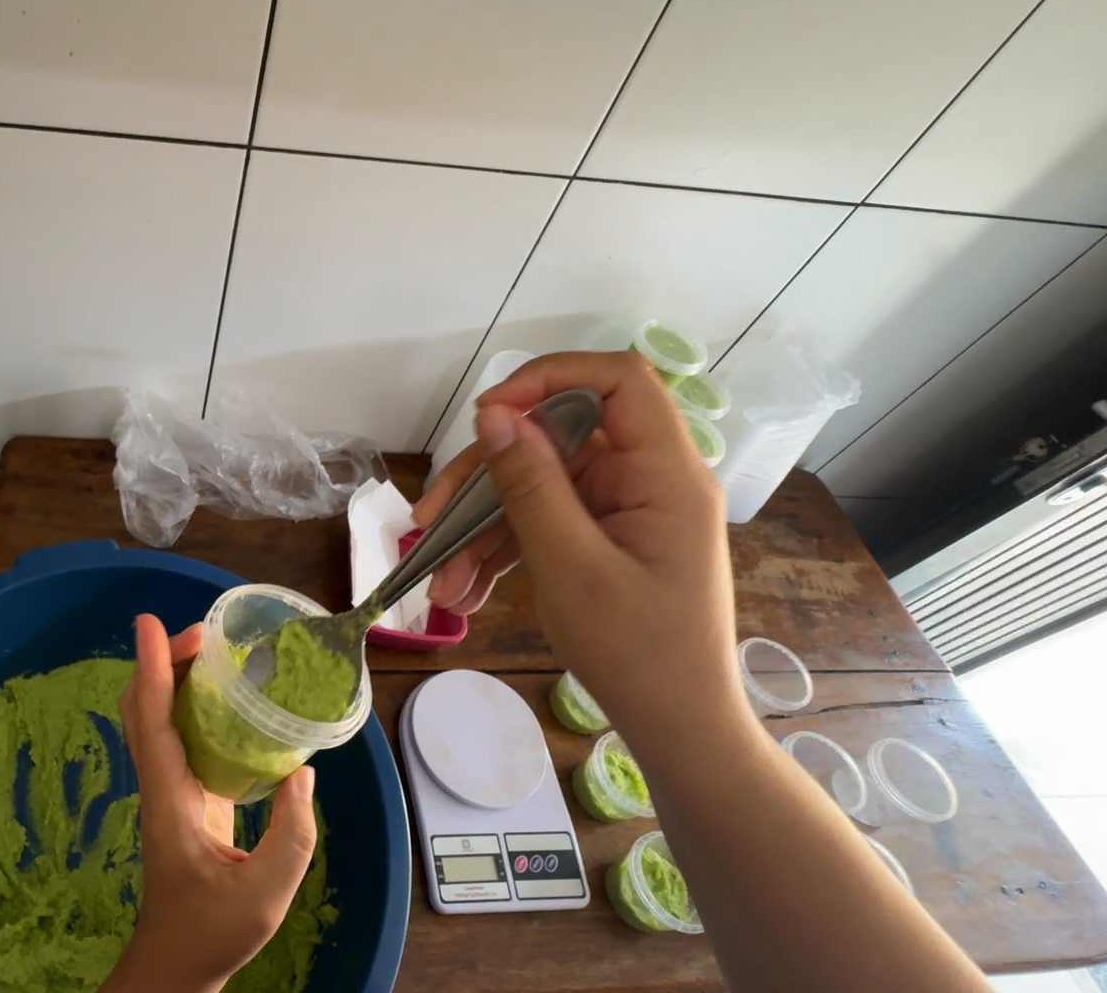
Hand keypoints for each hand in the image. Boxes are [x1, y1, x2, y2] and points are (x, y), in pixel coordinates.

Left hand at [101, 614, 319, 992]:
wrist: (178, 960)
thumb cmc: (213, 931)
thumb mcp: (265, 896)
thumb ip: (291, 837)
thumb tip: (304, 772)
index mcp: (169, 799)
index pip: (151, 720)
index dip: (151, 668)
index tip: (149, 623)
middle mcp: (161, 782)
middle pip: (144, 706)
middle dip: (164, 660)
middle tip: (205, 632)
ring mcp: (170, 785)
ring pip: (157, 714)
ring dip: (176, 675)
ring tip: (216, 649)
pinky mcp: (185, 791)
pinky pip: (179, 731)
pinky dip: (193, 700)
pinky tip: (227, 694)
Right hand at [415, 351, 751, 738]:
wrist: (677, 729)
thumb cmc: (636, 651)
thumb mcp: (570, 565)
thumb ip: (531, 484)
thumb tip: (495, 414)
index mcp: (662, 471)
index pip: (617, 380)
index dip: (548, 378)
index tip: (489, 414)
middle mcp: (644, 477)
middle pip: (554, 438)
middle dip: (485, 476)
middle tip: (429, 517)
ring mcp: (621, 507)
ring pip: (536, 483)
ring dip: (480, 526)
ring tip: (440, 582)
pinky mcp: (601, 535)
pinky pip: (542, 521)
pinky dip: (500, 550)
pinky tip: (463, 590)